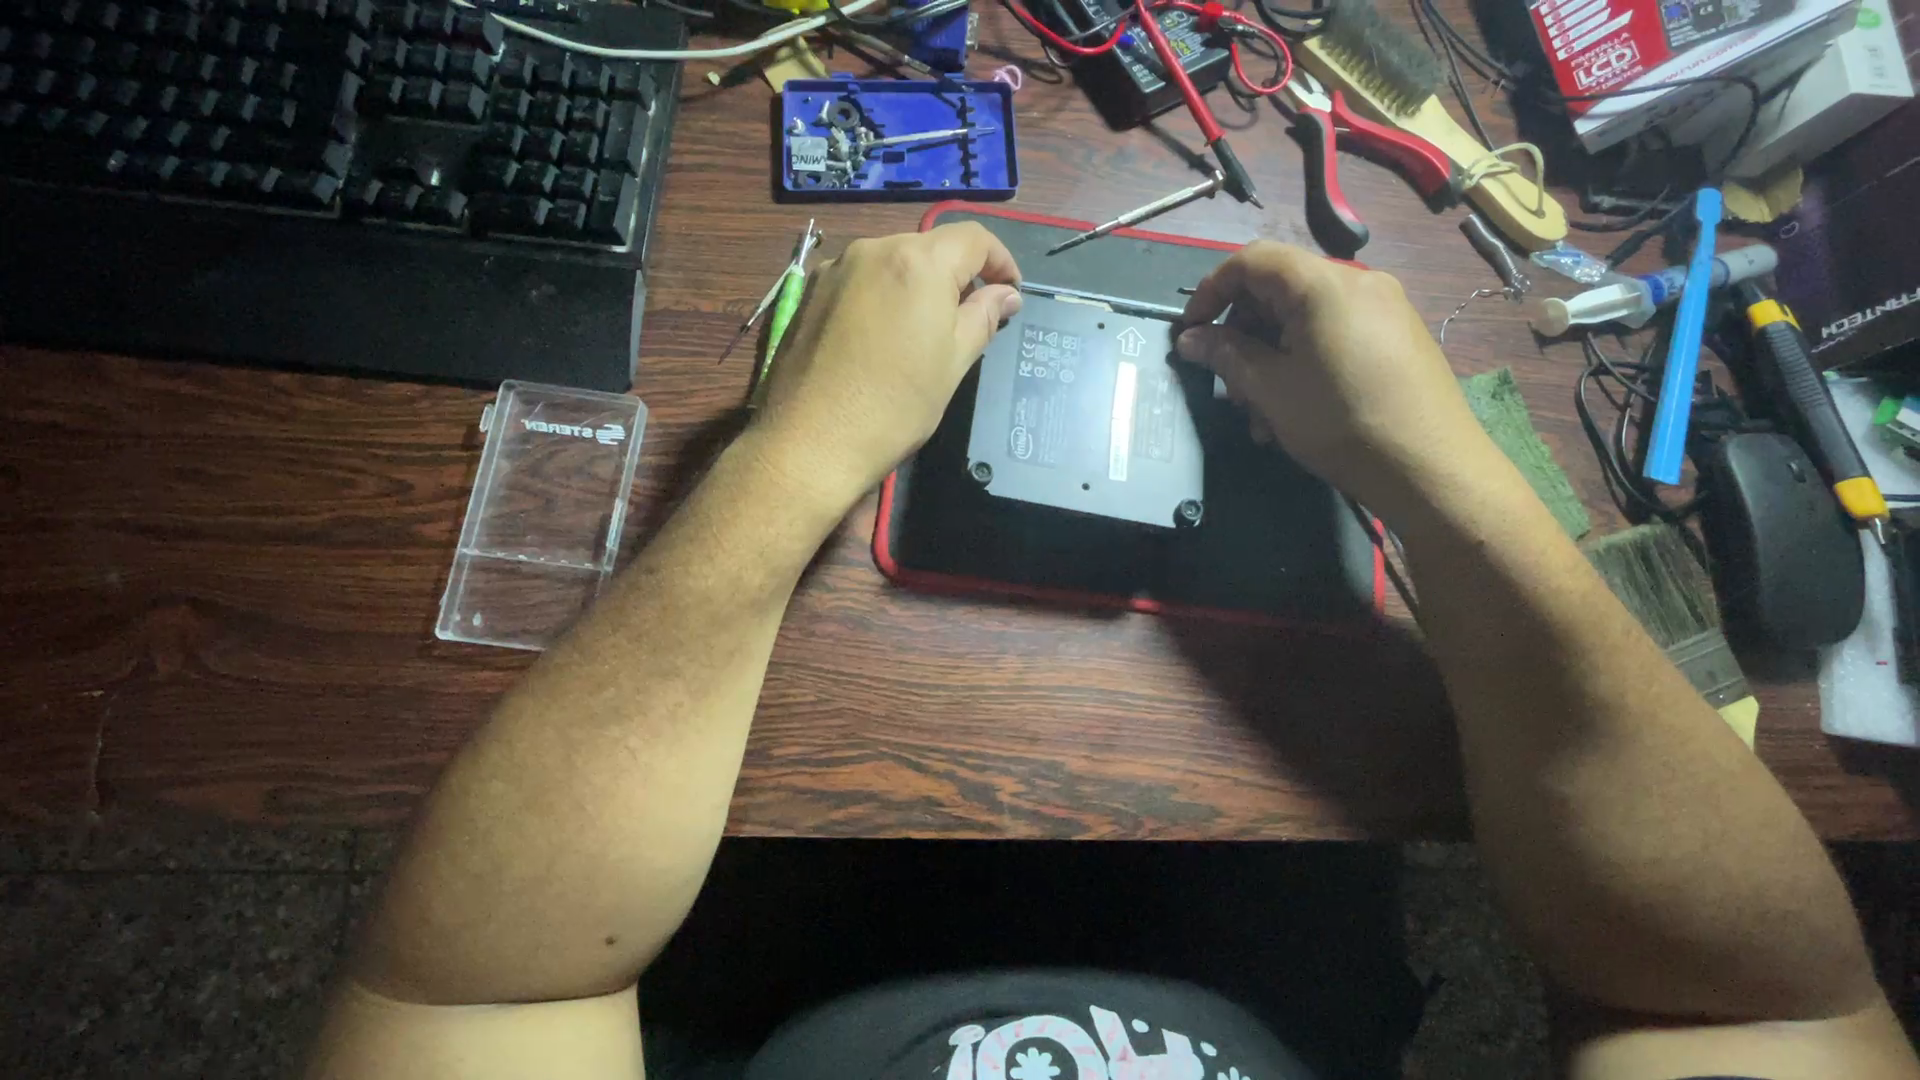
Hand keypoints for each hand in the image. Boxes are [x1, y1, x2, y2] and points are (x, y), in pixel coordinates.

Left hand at [748, 223, 1022, 506]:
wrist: (811, 442)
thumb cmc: (895, 406)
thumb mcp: (953, 364)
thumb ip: (982, 318)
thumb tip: (1005, 295)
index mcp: (918, 262)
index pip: (974, 238)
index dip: (1000, 261)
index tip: (1009, 293)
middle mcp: (873, 250)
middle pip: (929, 247)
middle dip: (956, 276)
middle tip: (969, 320)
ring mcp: (835, 270)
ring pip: (891, 263)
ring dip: (916, 287)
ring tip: (922, 334)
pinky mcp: (809, 295)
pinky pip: (859, 282)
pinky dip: (881, 298)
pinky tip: (881, 340)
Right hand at [1176, 241, 1495, 516]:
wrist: (1429, 466)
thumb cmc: (1339, 422)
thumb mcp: (1270, 390)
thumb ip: (1226, 355)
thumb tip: (1190, 339)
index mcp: (1322, 285)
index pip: (1252, 261)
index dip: (1211, 291)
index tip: (1191, 332)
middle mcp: (1357, 282)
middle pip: (1278, 289)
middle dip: (1242, 334)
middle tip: (1227, 385)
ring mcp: (1383, 308)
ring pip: (1303, 318)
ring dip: (1268, 357)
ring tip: (1260, 413)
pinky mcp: (1396, 336)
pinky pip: (1333, 334)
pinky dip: (1301, 361)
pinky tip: (1294, 409)